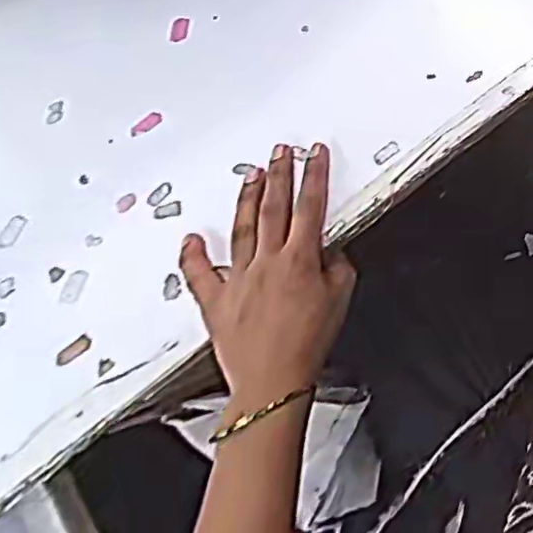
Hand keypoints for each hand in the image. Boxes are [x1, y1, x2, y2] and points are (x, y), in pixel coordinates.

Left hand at [180, 143, 356, 406]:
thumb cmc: (310, 339)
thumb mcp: (340, 294)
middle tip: (280, 152)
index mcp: (301, 259)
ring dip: (248, 198)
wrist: (273, 381)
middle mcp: (267, 263)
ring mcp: (238, 280)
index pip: (310, 206)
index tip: (314, 154)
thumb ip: (337, 264)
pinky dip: (193, 255)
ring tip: (252, 175)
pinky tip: (191, 237)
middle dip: (280, 175)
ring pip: (243, 229)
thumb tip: (329, 247)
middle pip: (274, 208)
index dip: (314, 175)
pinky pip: (201, 274)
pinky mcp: (216, 301)